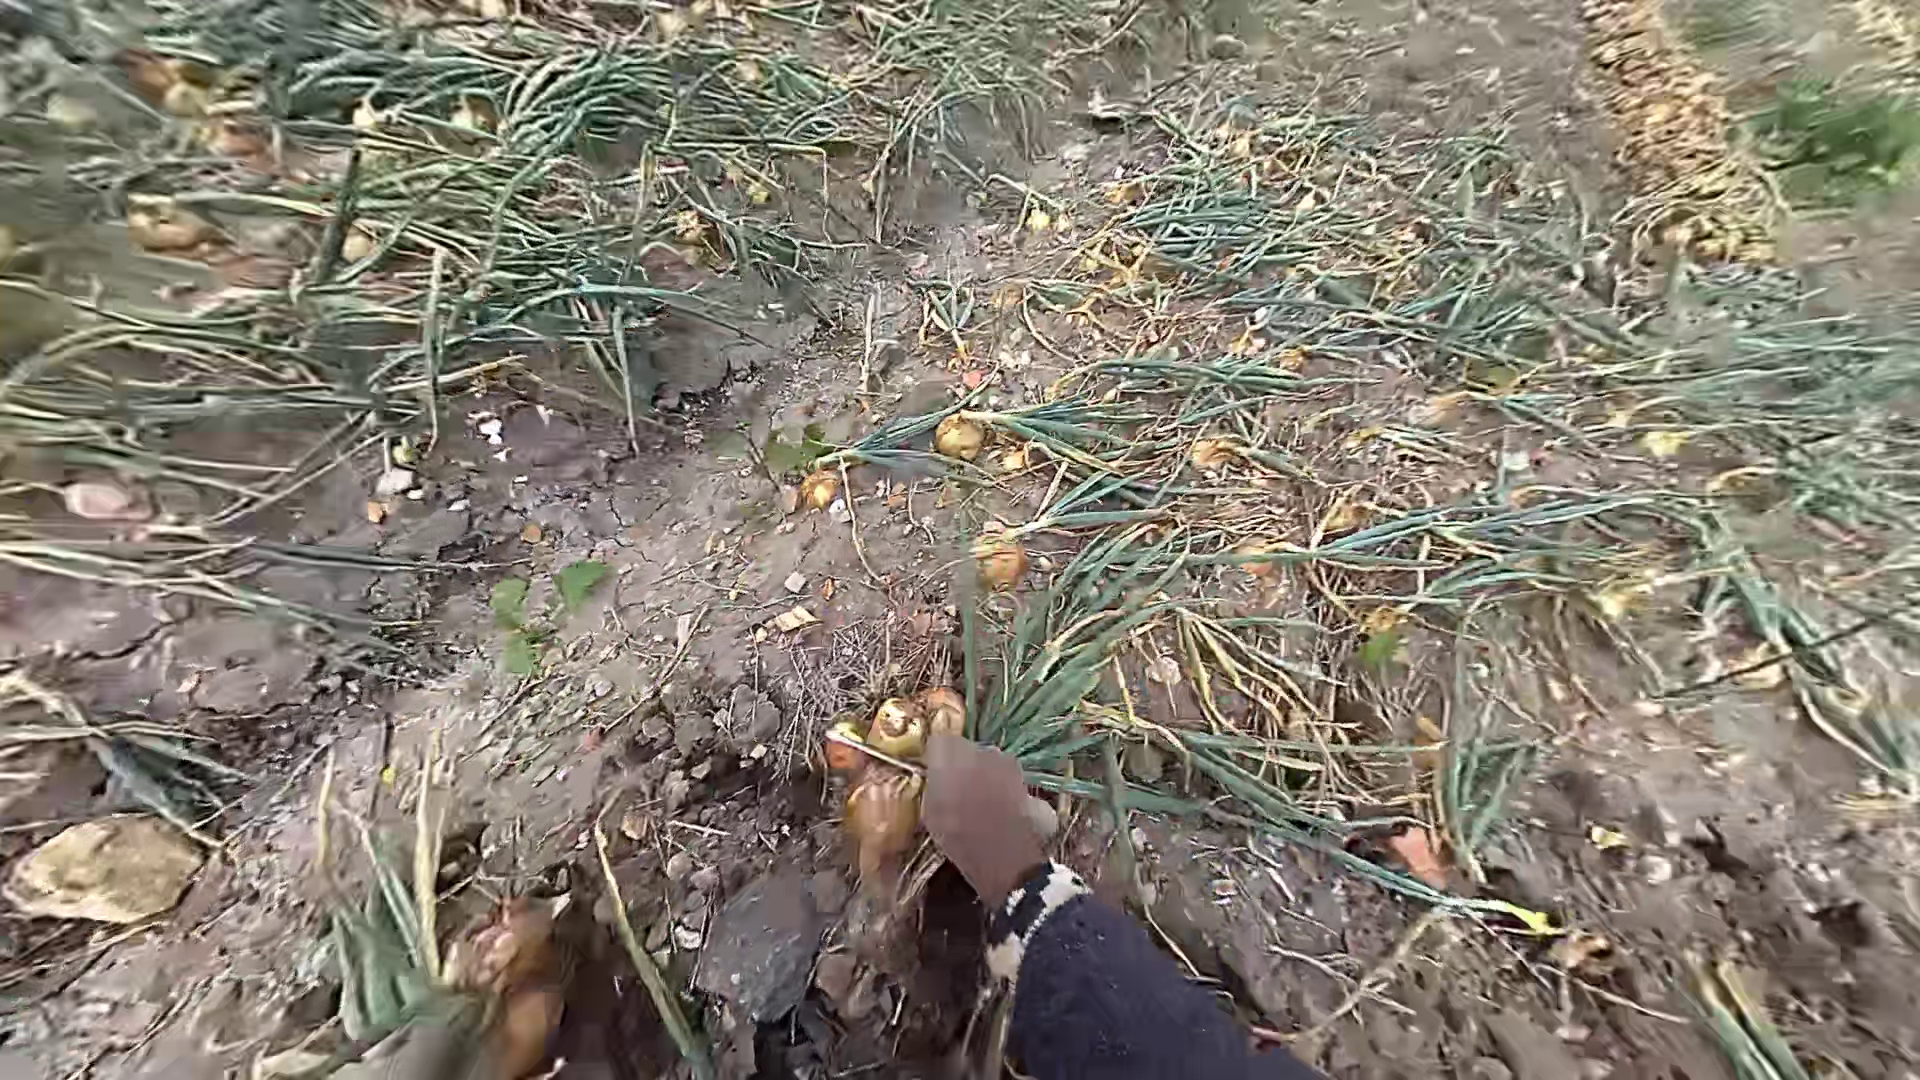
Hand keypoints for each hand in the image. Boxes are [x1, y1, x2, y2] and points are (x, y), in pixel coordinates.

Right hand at [922, 735, 1046, 905]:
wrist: (1002, 852)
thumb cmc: (957, 835)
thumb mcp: (931, 813)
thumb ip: (932, 786)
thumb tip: (936, 778)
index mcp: (948, 754)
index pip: (938, 743)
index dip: (936, 758)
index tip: (934, 773)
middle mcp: (976, 747)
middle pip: (963, 748)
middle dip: (958, 762)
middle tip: (954, 786)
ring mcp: (1000, 758)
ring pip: (984, 758)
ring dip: (979, 770)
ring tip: (977, 796)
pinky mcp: (1019, 772)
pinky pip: (1001, 770)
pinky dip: (997, 780)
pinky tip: (995, 802)